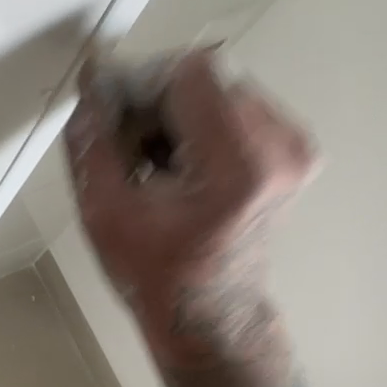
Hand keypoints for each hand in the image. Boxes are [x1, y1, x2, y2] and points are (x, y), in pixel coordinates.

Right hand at [62, 48, 316, 307]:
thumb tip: (91, 84)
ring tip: (151, 164)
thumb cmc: (155, 274)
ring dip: (176, 114)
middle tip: (126, 148)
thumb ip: (95, 143)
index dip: (144, 82)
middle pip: (209, 77)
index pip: (192, 71)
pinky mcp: (294, 147)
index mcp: (239, 164)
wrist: (209, 314)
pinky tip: (177, 166)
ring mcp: (295, 144)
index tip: (111, 114)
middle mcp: (281, 144)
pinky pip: (235, 107)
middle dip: (158, 102)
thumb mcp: (105, 213)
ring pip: (220, 88)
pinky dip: (198, 125)